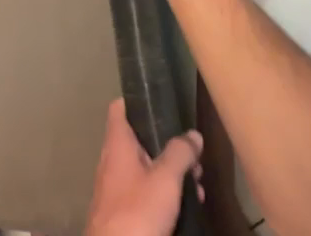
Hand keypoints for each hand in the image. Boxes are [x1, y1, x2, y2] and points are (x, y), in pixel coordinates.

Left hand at [84, 99, 203, 235]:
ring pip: (147, 169)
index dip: (137, 100)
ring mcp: (116, 187)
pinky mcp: (123, 211)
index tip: (161, 101)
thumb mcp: (165, 179)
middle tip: (194, 157)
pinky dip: (165, 194)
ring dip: (172, 174)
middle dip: (169, 146)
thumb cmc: (137, 210)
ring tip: (198, 185)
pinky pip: (146, 192)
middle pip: (141, 141)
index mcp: (117, 144)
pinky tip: (187, 205)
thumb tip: (193, 134)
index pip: (120, 108)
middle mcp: (112, 161)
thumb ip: (180, 153)